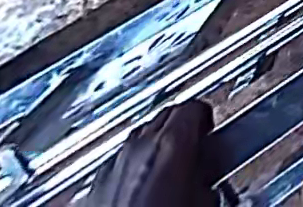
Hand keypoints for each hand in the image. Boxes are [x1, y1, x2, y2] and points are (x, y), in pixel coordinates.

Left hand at [88, 101, 215, 206]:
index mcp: (171, 141)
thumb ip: (207, 166)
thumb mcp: (202, 195)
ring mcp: (112, 166)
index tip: (208, 128)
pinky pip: (117, 162)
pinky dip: (131, 165)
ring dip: (154, 144)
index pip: (193, 107)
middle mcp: (140, 147)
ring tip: (166, 165)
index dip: (204, 116)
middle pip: (165, 116)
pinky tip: (140, 185)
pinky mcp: (93, 188)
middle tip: (192, 142)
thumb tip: (207, 162)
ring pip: (140, 137)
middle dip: (180, 125)